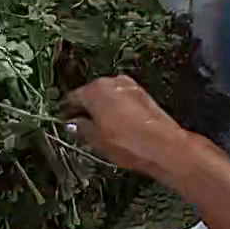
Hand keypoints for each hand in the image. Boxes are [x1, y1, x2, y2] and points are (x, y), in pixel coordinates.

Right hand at [64, 75, 209, 181]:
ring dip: (103, 109)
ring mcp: (130, 86)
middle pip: (92, 94)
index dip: (67, 112)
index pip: (73, 98)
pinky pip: (123, 100)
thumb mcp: (96, 140)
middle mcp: (112, 82)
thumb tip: (74, 124)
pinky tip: (120, 126)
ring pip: (109, 96)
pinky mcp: (144, 95)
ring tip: (102, 129)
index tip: (66, 122)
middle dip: (87, 109)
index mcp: (95, 90)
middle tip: (83, 128)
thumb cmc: (126, 143)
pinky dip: (118, 110)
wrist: (163, 146)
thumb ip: (81, 128)